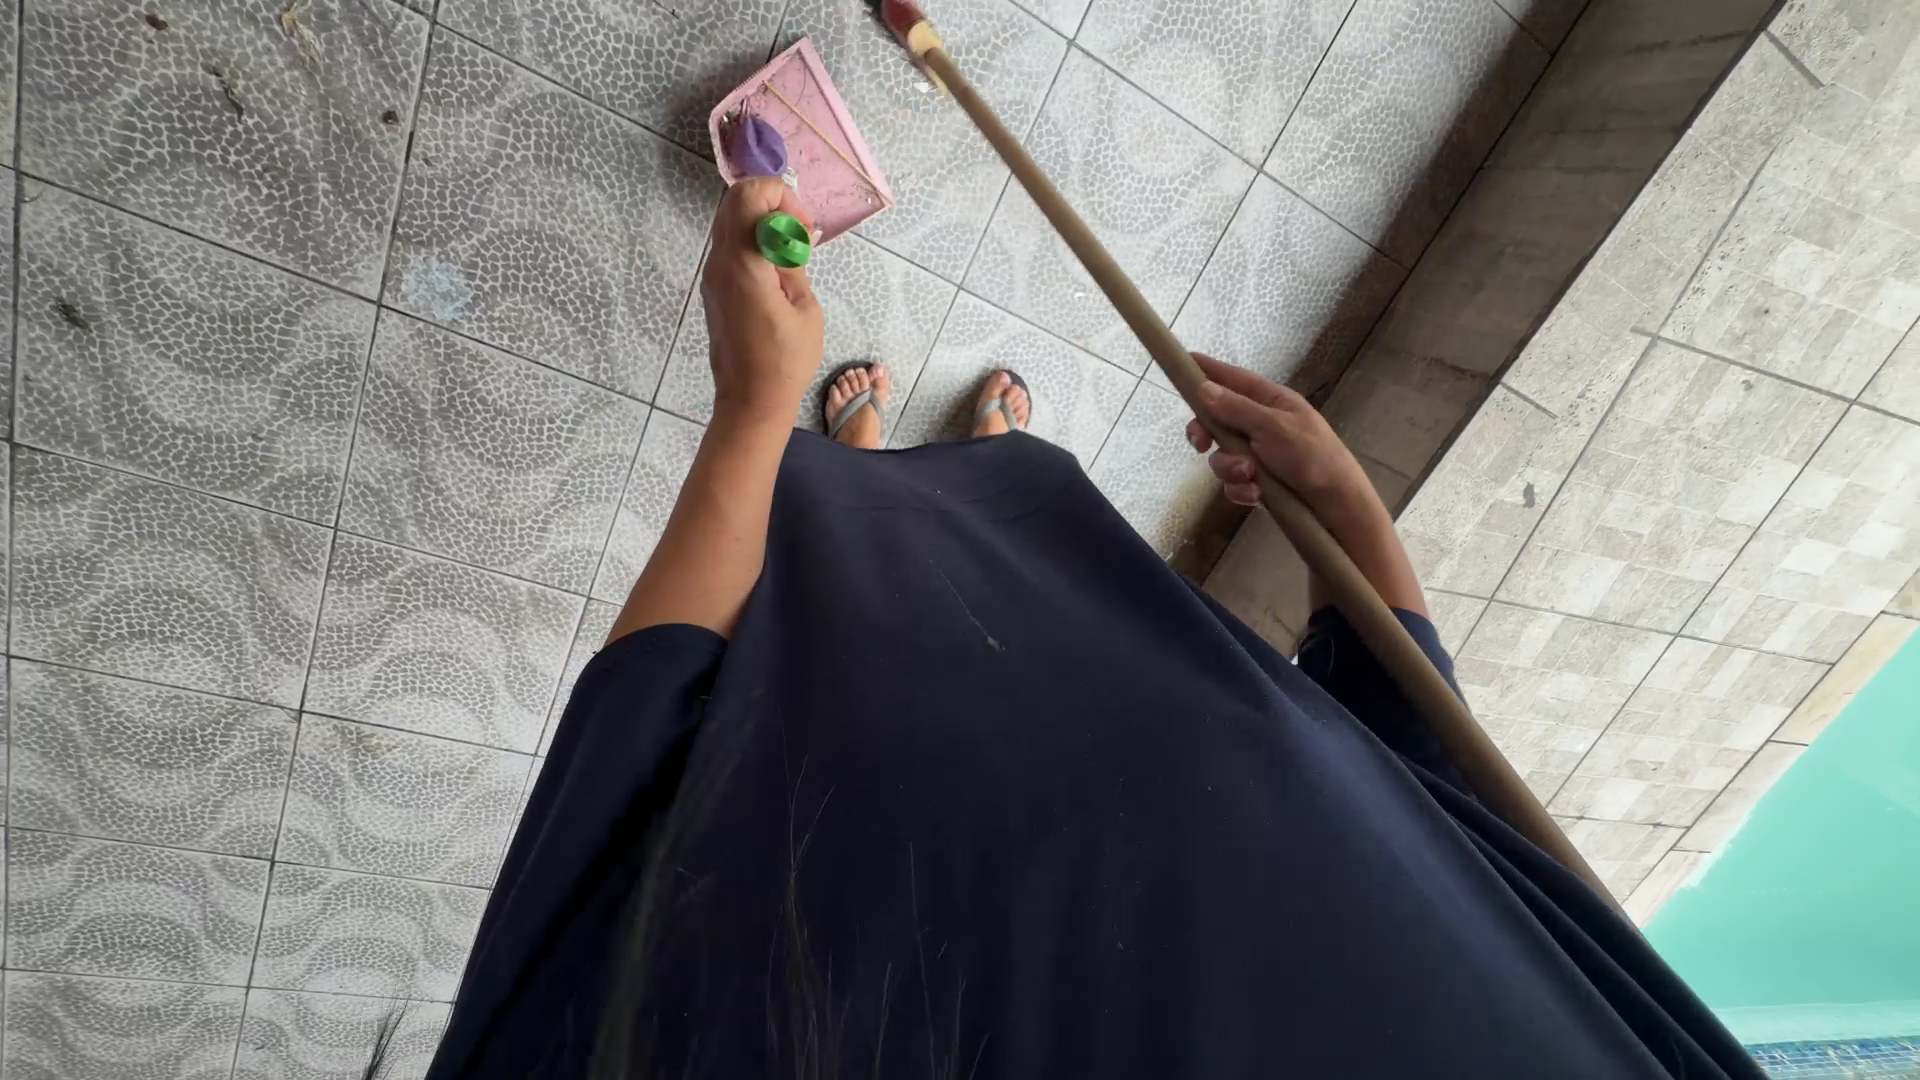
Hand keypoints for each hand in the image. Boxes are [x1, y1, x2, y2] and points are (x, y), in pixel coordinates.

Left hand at [702, 177, 824, 424]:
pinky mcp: (715, 290)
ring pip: (731, 223)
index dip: (782, 197)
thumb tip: (788, 242)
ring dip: (762, 224)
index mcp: (744, 264)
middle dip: (771, 204)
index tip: (804, 228)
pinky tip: (777, 271)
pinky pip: (731, 249)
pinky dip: (754, 244)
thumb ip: (794, 266)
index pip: (750, 196)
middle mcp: (720, 263)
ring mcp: (712, 276)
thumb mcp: (806, 310)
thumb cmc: (786, 362)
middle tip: (798, 233)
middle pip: (735, 201)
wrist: (752, 400)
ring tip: (791, 254)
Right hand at [1183, 353, 1375, 524]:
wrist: (1335, 505)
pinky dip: (1241, 490)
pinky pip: (1232, 482)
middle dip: (1206, 434)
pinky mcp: (1255, 481)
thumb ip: (1236, 409)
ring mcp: (1257, 454)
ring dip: (1230, 469)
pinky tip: (1256, 495)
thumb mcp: (1273, 427)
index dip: (1207, 370)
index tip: (1183, 360)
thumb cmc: (1313, 456)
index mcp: (1270, 402)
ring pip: (1220, 456)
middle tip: (1200, 444)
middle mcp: (1260, 425)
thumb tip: (1203, 388)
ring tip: (1250, 477)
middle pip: (1216, 421)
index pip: (1232, 379)